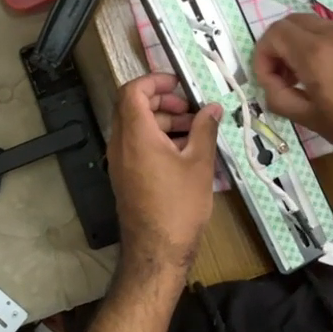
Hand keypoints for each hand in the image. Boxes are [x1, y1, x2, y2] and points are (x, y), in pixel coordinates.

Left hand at [107, 73, 222, 272]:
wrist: (156, 250)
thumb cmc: (179, 205)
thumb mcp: (199, 164)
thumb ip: (205, 130)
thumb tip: (213, 108)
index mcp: (135, 135)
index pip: (132, 91)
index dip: (154, 81)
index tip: (179, 85)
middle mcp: (120, 144)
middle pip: (132, 107)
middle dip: (162, 101)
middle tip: (190, 108)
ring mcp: (119, 161)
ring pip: (135, 127)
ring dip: (162, 121)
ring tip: (194, 130)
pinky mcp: (124, 176)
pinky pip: (135, 145)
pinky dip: (156, 139)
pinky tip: (184, 151)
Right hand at [252, 14, 332, 171]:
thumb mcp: (313, 121)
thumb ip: (280, 98)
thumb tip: (270, 86)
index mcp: (316, 54)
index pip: (273, 34)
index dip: (262, 57)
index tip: (270, 81)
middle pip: (292, 22)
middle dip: (279, 46)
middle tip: (284, 76)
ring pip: (316, 25)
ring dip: (303, 45)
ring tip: (311, 77)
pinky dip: (327, 46)